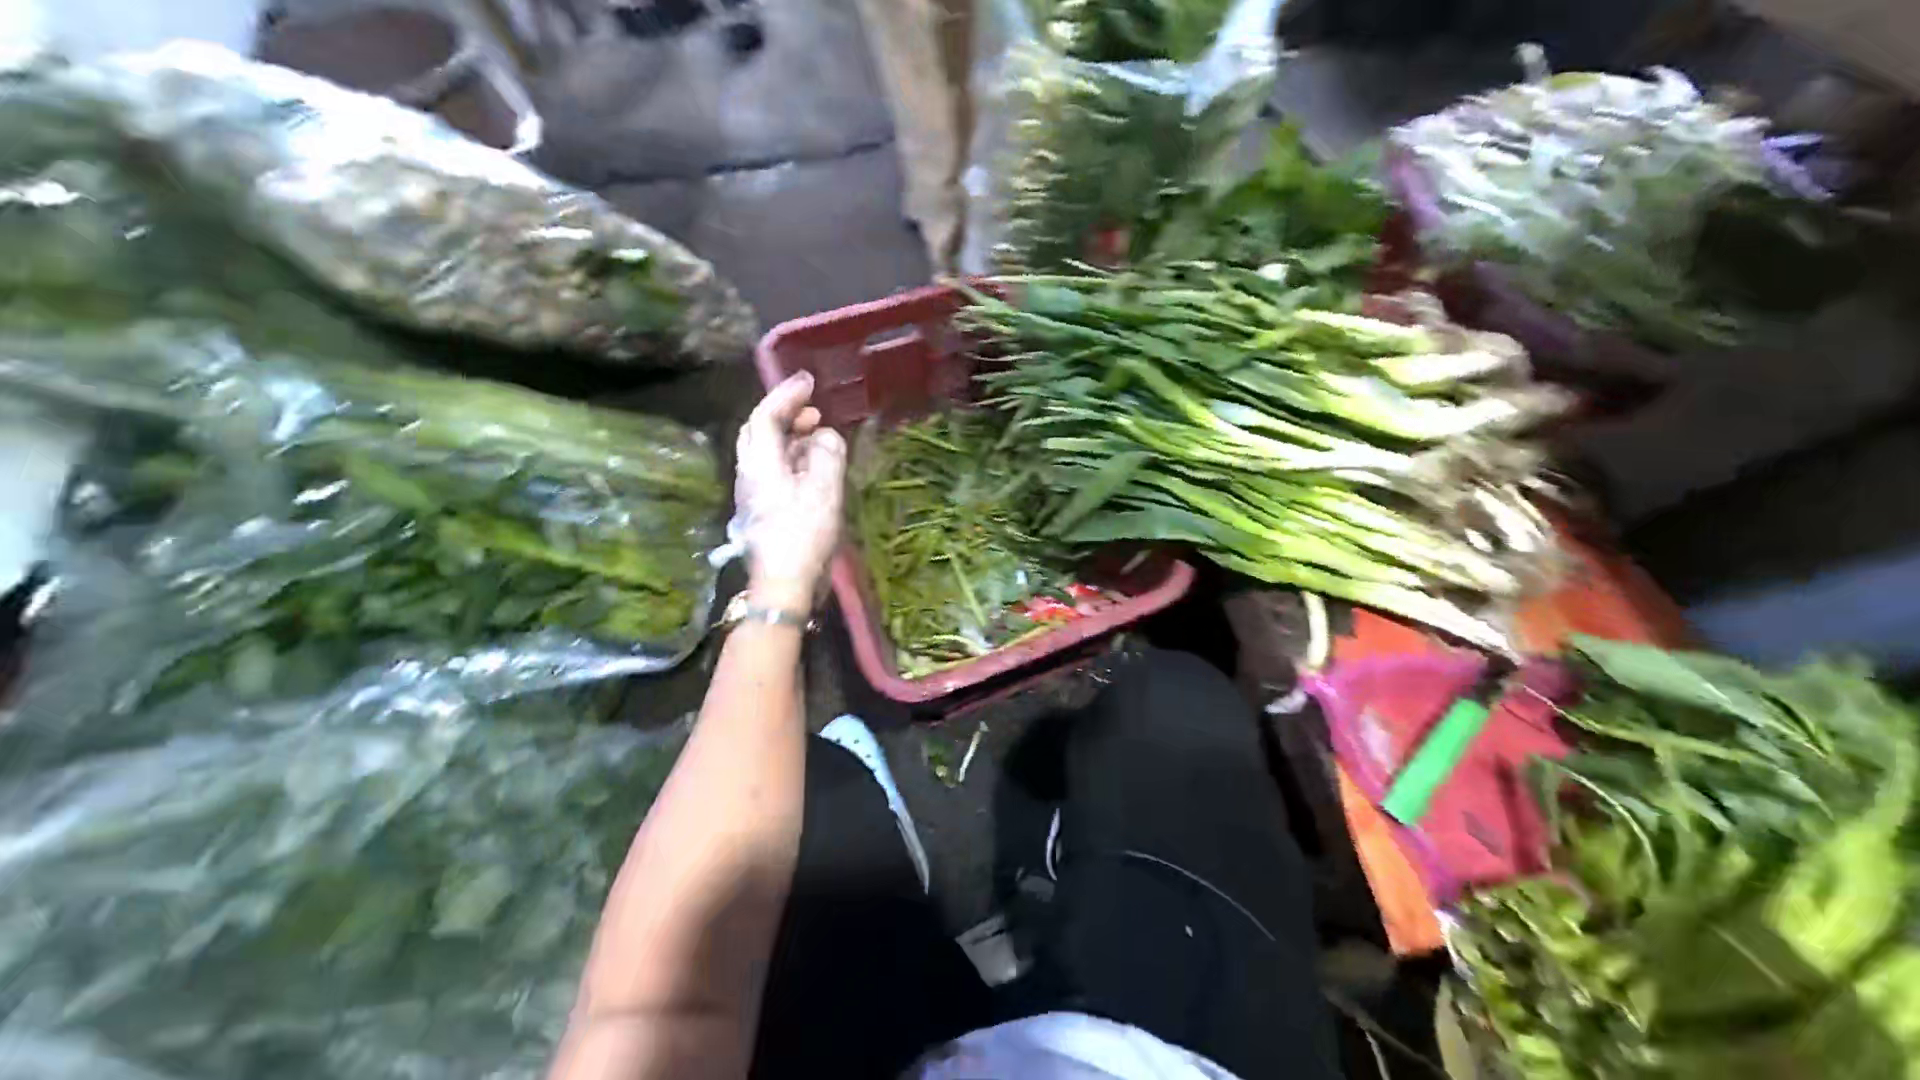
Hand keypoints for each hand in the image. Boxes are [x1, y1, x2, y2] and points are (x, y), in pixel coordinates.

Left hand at [734, 372, 846, 612]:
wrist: (783, 585)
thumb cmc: (803, 535)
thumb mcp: (824, 489)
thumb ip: (827, 453)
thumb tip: (824, 437)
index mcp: (760, 463)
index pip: (766, 416)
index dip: (786, 395)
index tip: (808, 382)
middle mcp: (749, 472)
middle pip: (758, 431)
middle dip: (784, 413)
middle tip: (812, 409)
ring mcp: (752, 492)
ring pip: (765, 451)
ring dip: (789, 436)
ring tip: (816, 434)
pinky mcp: (761, 508)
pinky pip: (772, 469)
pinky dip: (791, 457)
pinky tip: (811, 466)